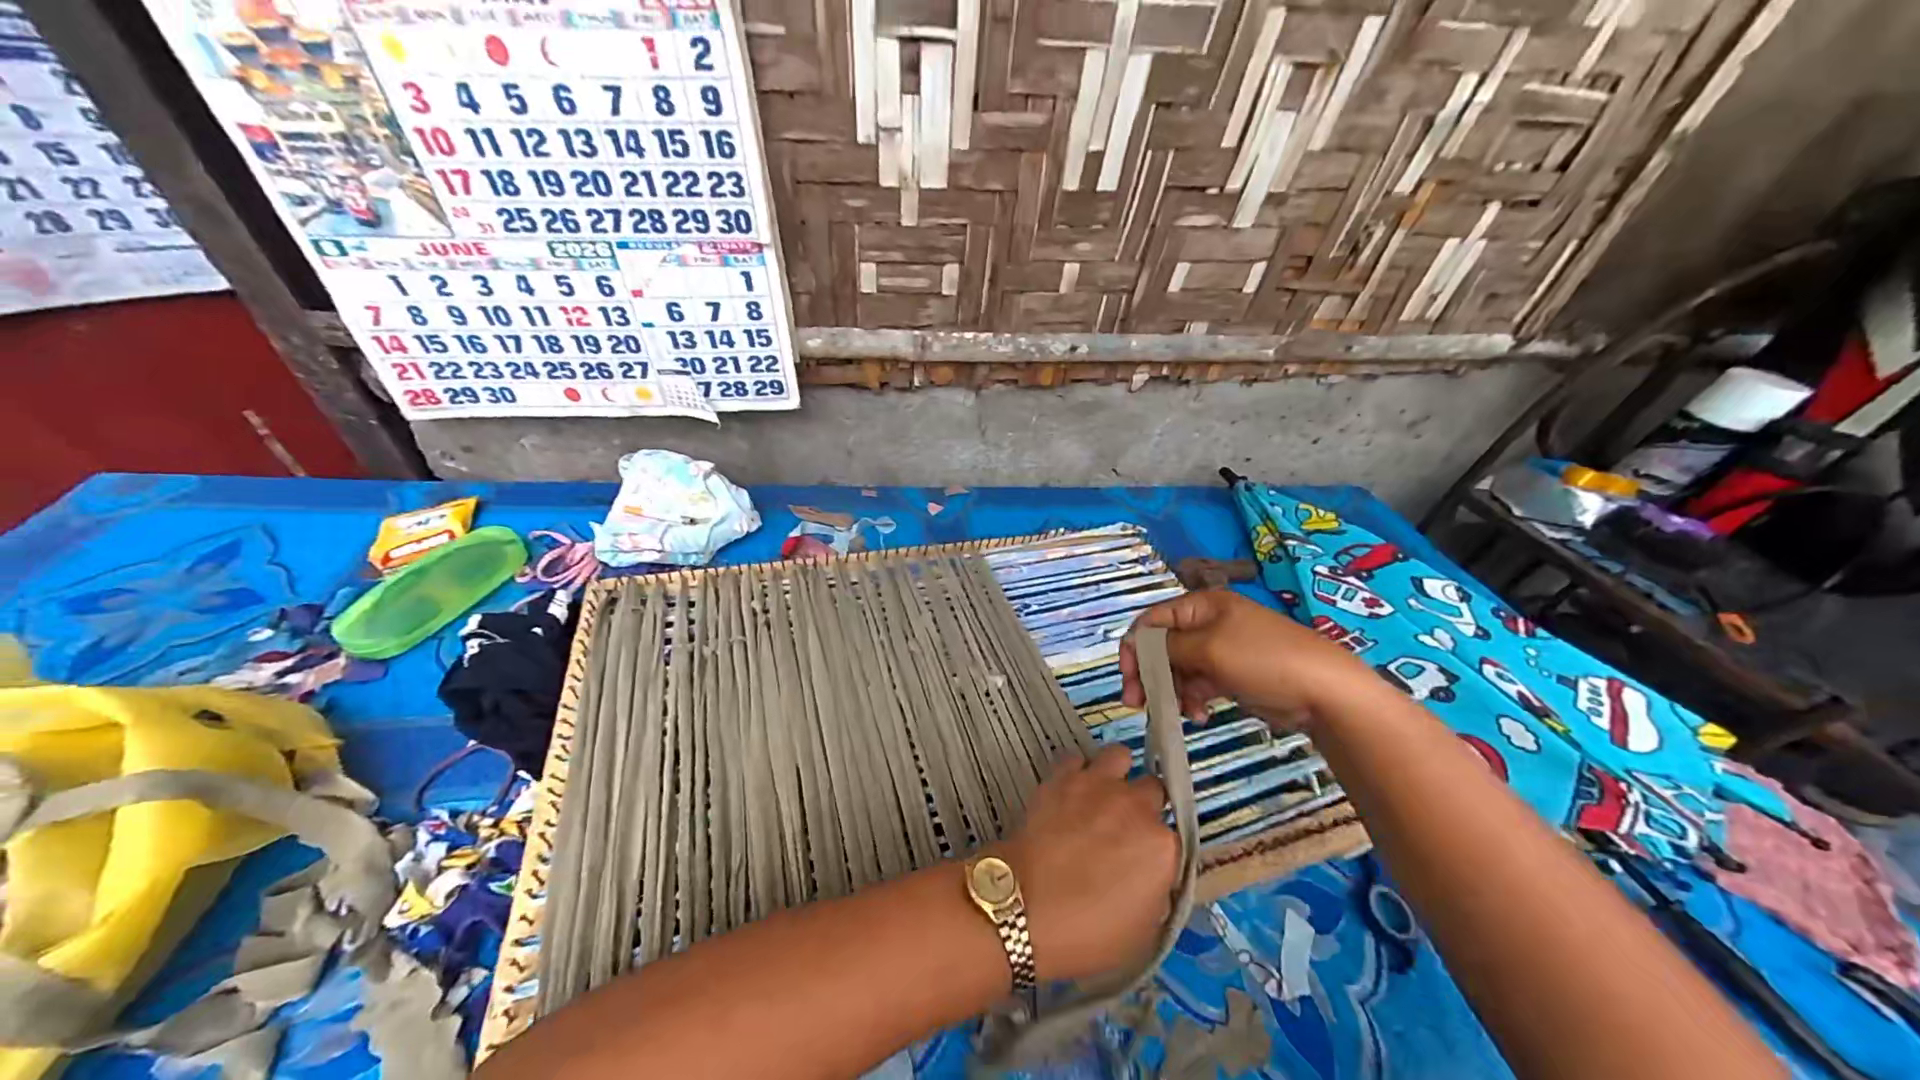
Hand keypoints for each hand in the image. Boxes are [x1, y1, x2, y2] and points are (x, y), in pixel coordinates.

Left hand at [997, 746, 1177, 981]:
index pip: (1176, 837)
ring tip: (1102, 794)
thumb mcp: (1144, 935)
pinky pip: (1076, 759)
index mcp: (1164, 847)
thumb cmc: (1087, 934)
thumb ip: (1158, 897)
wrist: (1023, 910)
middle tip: (1124, 829)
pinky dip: (1076, 770)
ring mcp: (1097, 785)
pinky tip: (1070, 790)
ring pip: (1119, 756)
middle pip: (1152, 789)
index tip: (1146, 862)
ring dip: (1116, 773)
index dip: (1160, 849)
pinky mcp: (1061, 777)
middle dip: (1143, 805)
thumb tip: (1154, 881)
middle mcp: (1136, 806)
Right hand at [1117, 589, 1369, 725]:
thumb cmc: (1263, 660)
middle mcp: (1206, 624)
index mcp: (1200, 605)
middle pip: (1161, 648)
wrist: (1324, 691)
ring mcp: (1219, 651)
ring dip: (1172, 691)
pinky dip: (1192, 699)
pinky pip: (1197, 685)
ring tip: (1180, 712)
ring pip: (1177, 670)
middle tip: (1137, 704)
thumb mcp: (1209, 648)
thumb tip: (1137, 644)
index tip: (1127, 679)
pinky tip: (1200, 715)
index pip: (1151, 622)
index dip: (1134, 648)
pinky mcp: (1229, 676)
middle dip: (1149, 674)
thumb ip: (1166, 647)